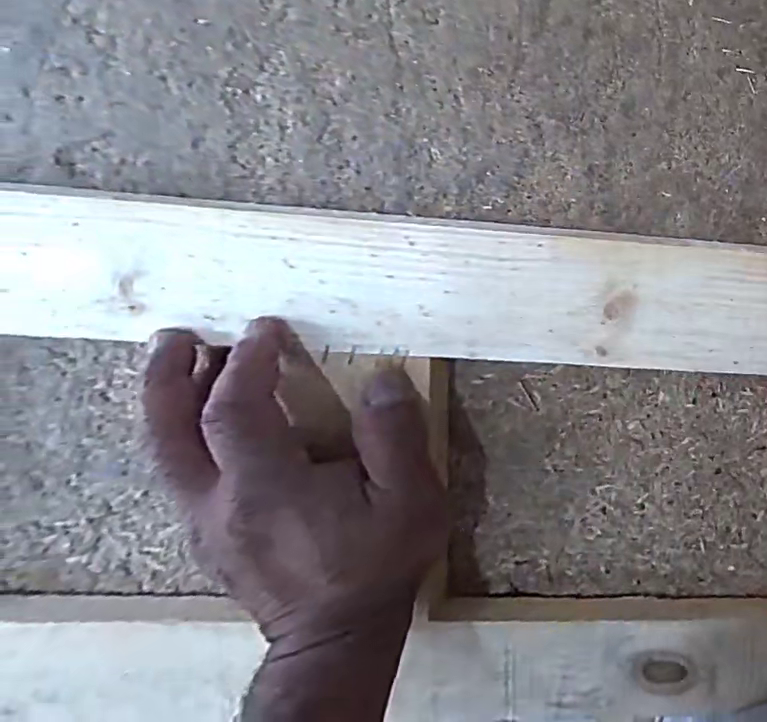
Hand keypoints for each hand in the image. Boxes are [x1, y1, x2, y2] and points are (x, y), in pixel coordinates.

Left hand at [143, 317, 448, 721]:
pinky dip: (182, 435)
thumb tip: (382, 379)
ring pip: (166, 456)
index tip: (266, 327)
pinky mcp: (211, 535)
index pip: (235, 411)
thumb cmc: (381, 555)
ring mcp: (207, 522)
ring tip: (177, 365)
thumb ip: (395, 434)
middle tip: (174, 336)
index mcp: (267, 485)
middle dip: (166, 380)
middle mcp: (219, 502)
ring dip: (166, 406)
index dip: (246, 364)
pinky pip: (182, 474)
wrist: (338, 630)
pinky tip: (204, 424)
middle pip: (170, 434)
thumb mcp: (409, 493)